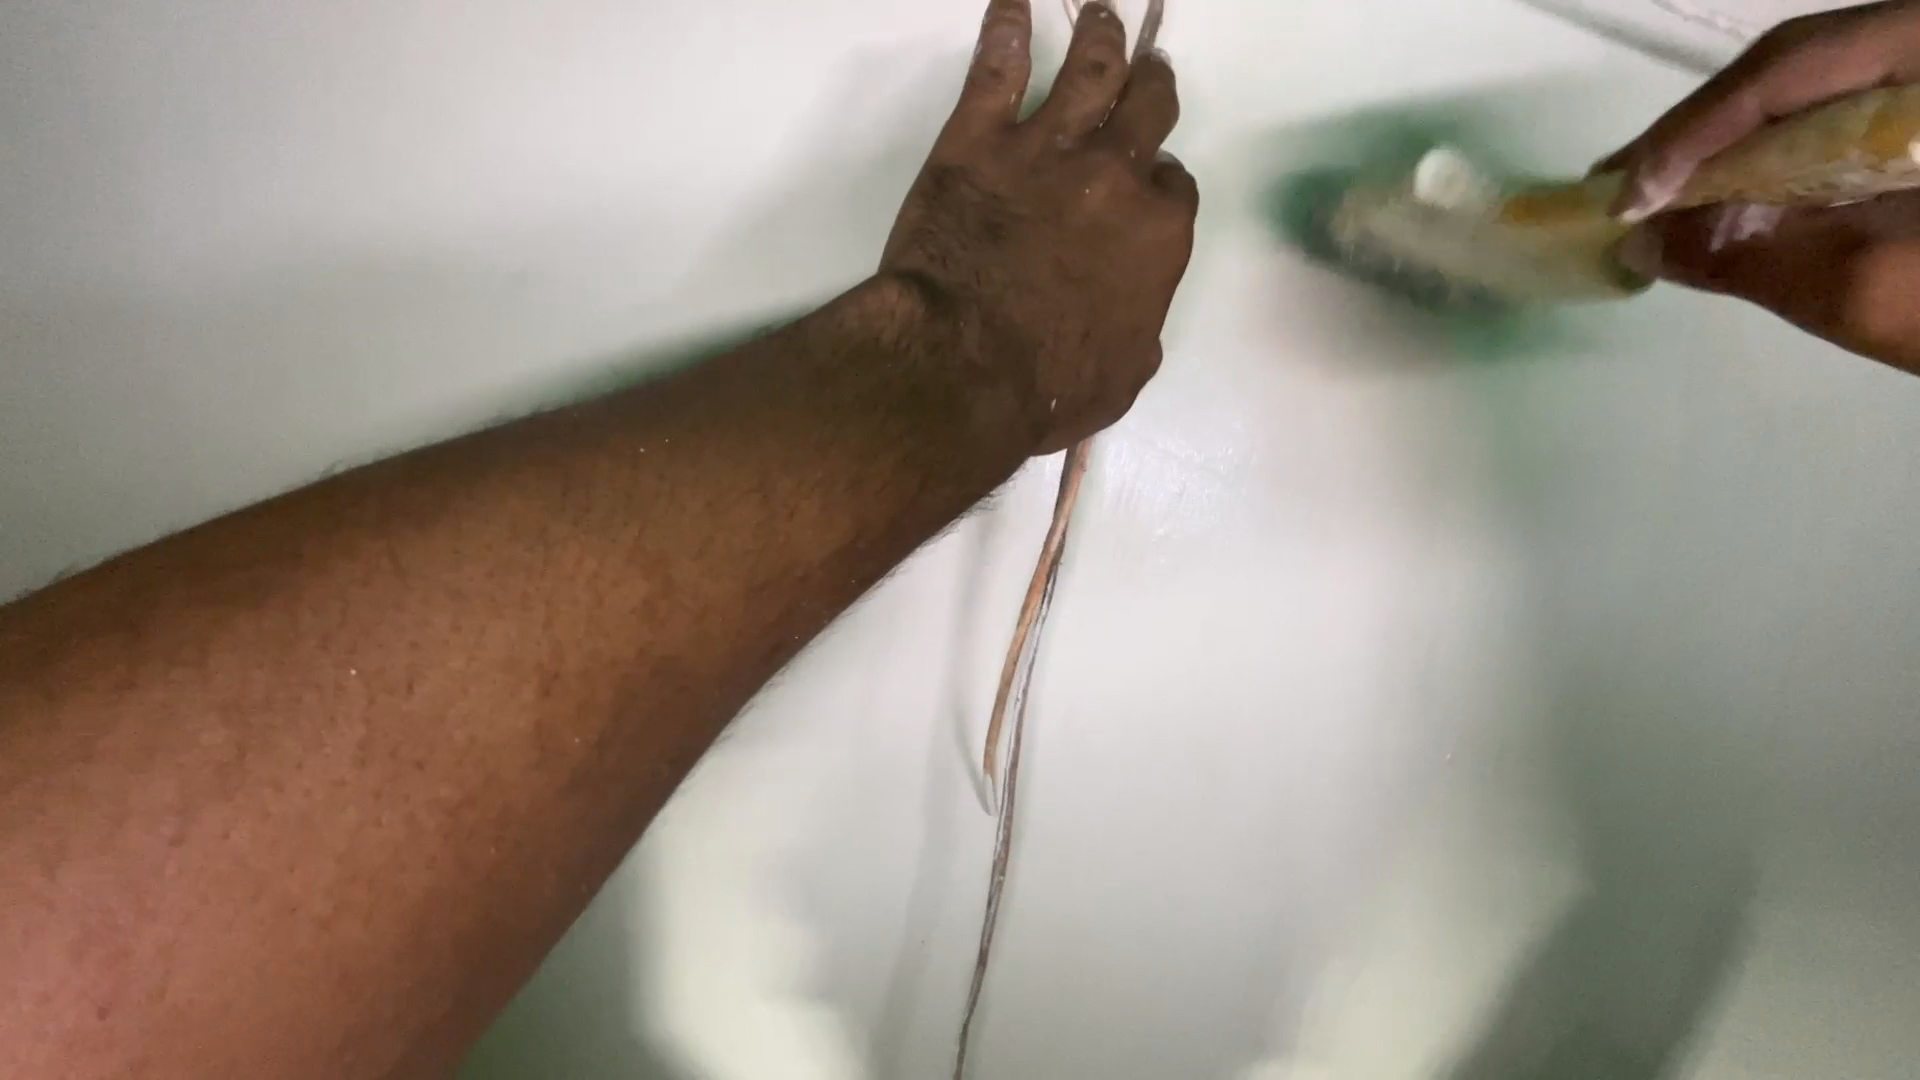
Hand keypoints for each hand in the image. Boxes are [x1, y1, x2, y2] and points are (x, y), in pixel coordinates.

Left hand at [881, 0, 1197, 454]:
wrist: (963, 368)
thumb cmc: (1046, 391)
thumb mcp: (1119, 382)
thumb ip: (1138, 333)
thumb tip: (1137, 321)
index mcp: (1157, 238)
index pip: (1172, 188)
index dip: (1159, 184)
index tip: (1146, 186)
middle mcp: (1114, 178)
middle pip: (1146, 110)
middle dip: (1150, 91)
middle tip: (1146, 76)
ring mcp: (1046, 151)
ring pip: (1089, 71)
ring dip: (1101, 38)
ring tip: (1103, 16)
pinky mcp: (976, 142)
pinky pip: (997, 67)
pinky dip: (1006, 29)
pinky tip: (1011, 6)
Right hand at [1600, 2, 1919, 373]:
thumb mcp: (1862, 285)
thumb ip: (1745, 255)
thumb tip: (1638, 242)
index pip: (1799, 65)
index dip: (1695, 131)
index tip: (1626, 202)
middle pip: (1796, 65)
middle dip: (1692, 134)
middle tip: (1615, 193)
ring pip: (1805, 85)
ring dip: (1716, 143)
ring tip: (1645, 194)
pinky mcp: (1912, 115)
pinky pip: (1828, 110)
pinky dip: (1758, 151)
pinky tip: (1708, 190)